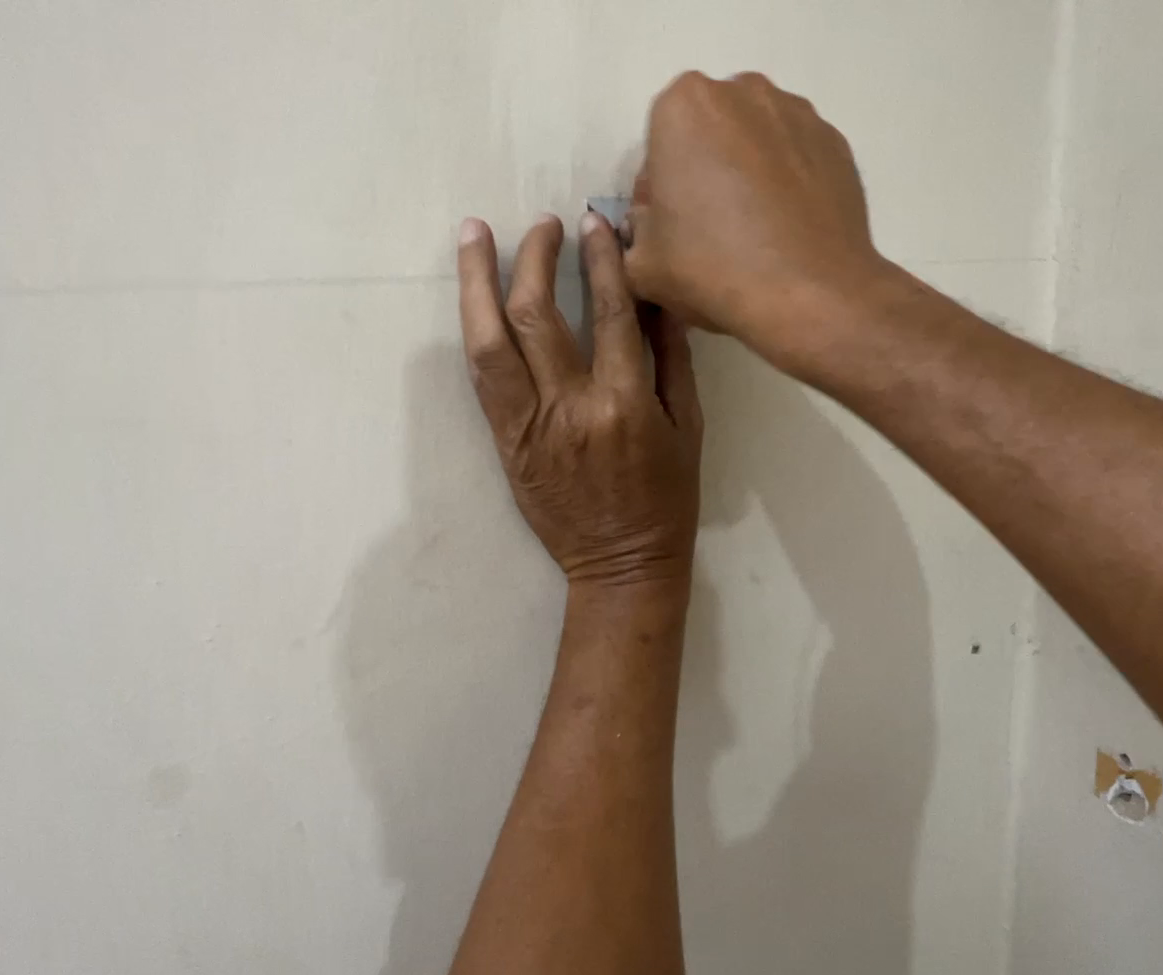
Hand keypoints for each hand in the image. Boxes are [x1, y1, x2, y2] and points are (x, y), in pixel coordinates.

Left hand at [457, 213, 703, 588]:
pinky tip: (475, 299)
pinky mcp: (505, 442)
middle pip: (536, 312)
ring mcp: (528, 425)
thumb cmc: (667, 500)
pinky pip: (482, 378)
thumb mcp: (689, 430)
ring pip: (488, 340)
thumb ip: (672, 359)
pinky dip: (477, 330)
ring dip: (476, 281)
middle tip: (543, 224)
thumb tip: (658, 294)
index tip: (596, 221)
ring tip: (473, 235)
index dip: (603, 257)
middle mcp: (569, 407)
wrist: (620, 565)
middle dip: (534, 255)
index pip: (611, 310)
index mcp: (625, 403)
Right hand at [625, 72, 889, 352]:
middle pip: (709, 135)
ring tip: (753, 235)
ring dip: (747, 176)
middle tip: (711, 232)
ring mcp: (797, 113)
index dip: (659, 192)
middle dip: (705, 172)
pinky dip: (787, 186)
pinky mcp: (835, 143)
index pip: (657, 146)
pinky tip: (786, 232)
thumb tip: (646, 222)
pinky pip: (796, 160)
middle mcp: (742, 92)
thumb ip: (633, 232)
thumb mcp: (642, 266)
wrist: (809, 297)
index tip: (671, 230)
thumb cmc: (713, 272)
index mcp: (683, 107)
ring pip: (755, 143)